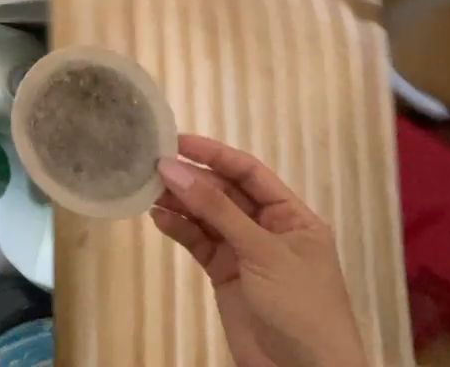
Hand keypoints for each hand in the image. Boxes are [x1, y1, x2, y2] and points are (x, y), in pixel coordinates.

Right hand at [151, 135, 366, 366]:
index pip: (249, 172)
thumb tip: (170, 167)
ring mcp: (243, 251)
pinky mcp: (223, 272)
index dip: (214, 153)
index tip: (174, 141)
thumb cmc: (302, 308)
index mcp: (292, 218)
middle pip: (222, 191)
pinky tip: (157, 219)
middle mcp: (266, 228)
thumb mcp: (263, 253)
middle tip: (151, 167)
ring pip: (205, 214)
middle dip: (190, 179)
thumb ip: (216, 209)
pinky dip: (177, 228)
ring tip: (147, 191)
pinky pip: (196, 240)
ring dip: (178, 202)